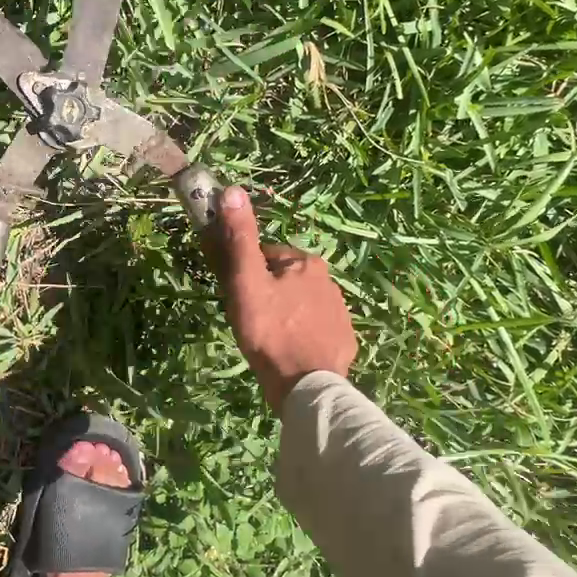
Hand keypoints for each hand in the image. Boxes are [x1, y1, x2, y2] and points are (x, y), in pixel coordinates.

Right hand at [206, 185, 356, 412]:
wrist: (306, 386)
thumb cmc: (270, 330)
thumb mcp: (246, 282)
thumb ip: (240, 238)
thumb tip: (233, 190)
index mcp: (304, 262)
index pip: (265, 257)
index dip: (245, 274)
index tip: (236, 296)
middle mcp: (328, 279)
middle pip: (283, 279)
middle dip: (265, 293)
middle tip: (249, 320)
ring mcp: (339, 311)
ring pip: (299, 303)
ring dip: (283, 313)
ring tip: (267, 339)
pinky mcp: (343, 338)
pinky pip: (314, 327)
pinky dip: (300, 333)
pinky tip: (288, 350)